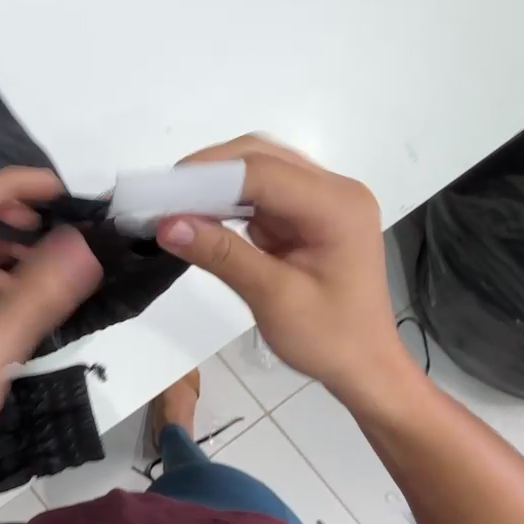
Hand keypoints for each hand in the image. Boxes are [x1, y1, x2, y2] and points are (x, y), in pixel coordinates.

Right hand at [155, 136, 410, 405]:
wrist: (364, 365)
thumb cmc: (329, 338)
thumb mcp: (273, 298)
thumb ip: (222, 255)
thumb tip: (167, 225)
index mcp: (336, 206)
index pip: (263, 172)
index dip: (207, 177)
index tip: (159, 197)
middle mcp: (333, 191)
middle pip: (260, 158)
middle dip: (207, 172)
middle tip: (160, 199)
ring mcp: (319, 202)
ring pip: (257, 171)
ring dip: (214, 184)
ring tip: (171, 206)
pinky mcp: (303, 217)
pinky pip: (258, 195)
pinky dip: (225, 202)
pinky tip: (197, 217)